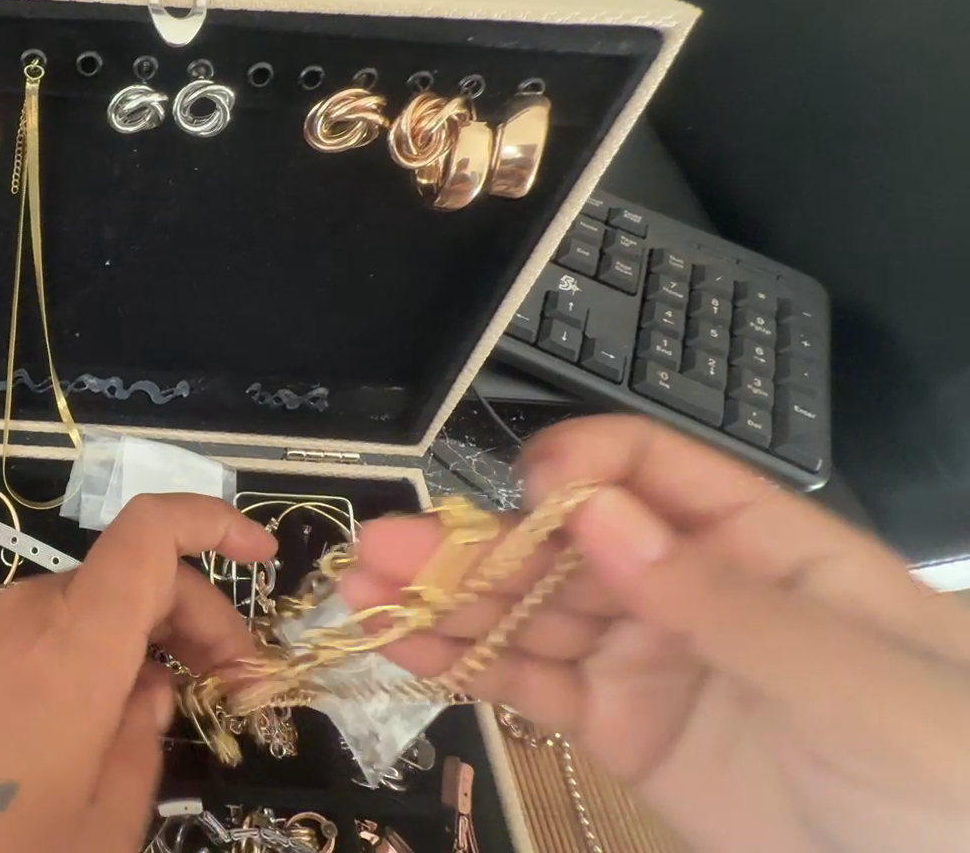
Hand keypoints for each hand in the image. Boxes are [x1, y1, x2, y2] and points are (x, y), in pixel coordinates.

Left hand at [0, 494, 275, 852]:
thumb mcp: (96, 822)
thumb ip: (142, 742)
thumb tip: (153, 688)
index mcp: (77, 636)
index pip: (149, 532)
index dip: (211, 522)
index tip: (263, 552)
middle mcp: (34, 608)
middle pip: (134, 573)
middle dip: (198, 617)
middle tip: (235, 692)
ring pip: (95, 603)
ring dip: (148, 638)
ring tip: (172, 712)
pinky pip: (51, 628)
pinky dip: (98, 652)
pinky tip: (101, 720)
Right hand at [340, 415, 969, 852]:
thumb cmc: (962, 800)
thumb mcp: (876, 700)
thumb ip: (729, 603)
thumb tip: (593, 514)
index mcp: (753, 547)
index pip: (641, 469)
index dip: (574, 472)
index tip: (523, 503)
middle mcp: (677, 584)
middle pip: (550, 545)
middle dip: (463, 547)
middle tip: (378, 550)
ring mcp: (635, 653)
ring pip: (518, 610)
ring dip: (436, 601)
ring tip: (359, 597)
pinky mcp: (607, 721)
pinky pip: (520, 680)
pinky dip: (456, 664)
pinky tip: (399, 650)